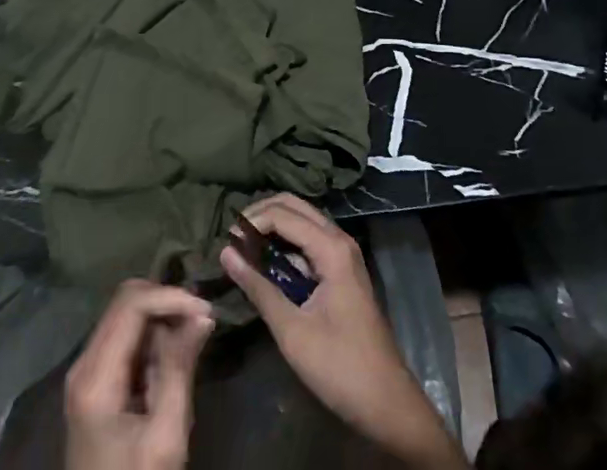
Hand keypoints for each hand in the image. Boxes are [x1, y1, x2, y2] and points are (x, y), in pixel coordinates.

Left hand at [65, 280, 214, 469]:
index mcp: (96, 378)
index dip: (171, 297)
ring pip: (125, 314)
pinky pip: (124, 336)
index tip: (206, 311)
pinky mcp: (94, 380)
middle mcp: (83, 365)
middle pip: (125, 301)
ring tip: (190, 343)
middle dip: (167, 302)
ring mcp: (85, 372)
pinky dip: (152, 335)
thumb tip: (203, 314)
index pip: (131, 304)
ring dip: (162, 318)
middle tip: (200, 322)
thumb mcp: (166, 434)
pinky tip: (172, 358)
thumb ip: (179, 369)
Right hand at [220, 195, 467, 469]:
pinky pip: (309, 244)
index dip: (250, 222)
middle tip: (230, 237)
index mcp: (332, 248)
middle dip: (261, 214)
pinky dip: (285, 245)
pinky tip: (263, 262)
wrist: (384, 398)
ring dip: (273, 227)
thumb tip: (226, 254)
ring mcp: (343, 255)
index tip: (222, 241)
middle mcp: (340, 241)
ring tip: (240, 247)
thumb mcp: (291, 329)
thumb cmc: (338, 365)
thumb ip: (258, 287)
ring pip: (303, 223)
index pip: (283, 214)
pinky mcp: (341, 272)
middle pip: (295, 208)